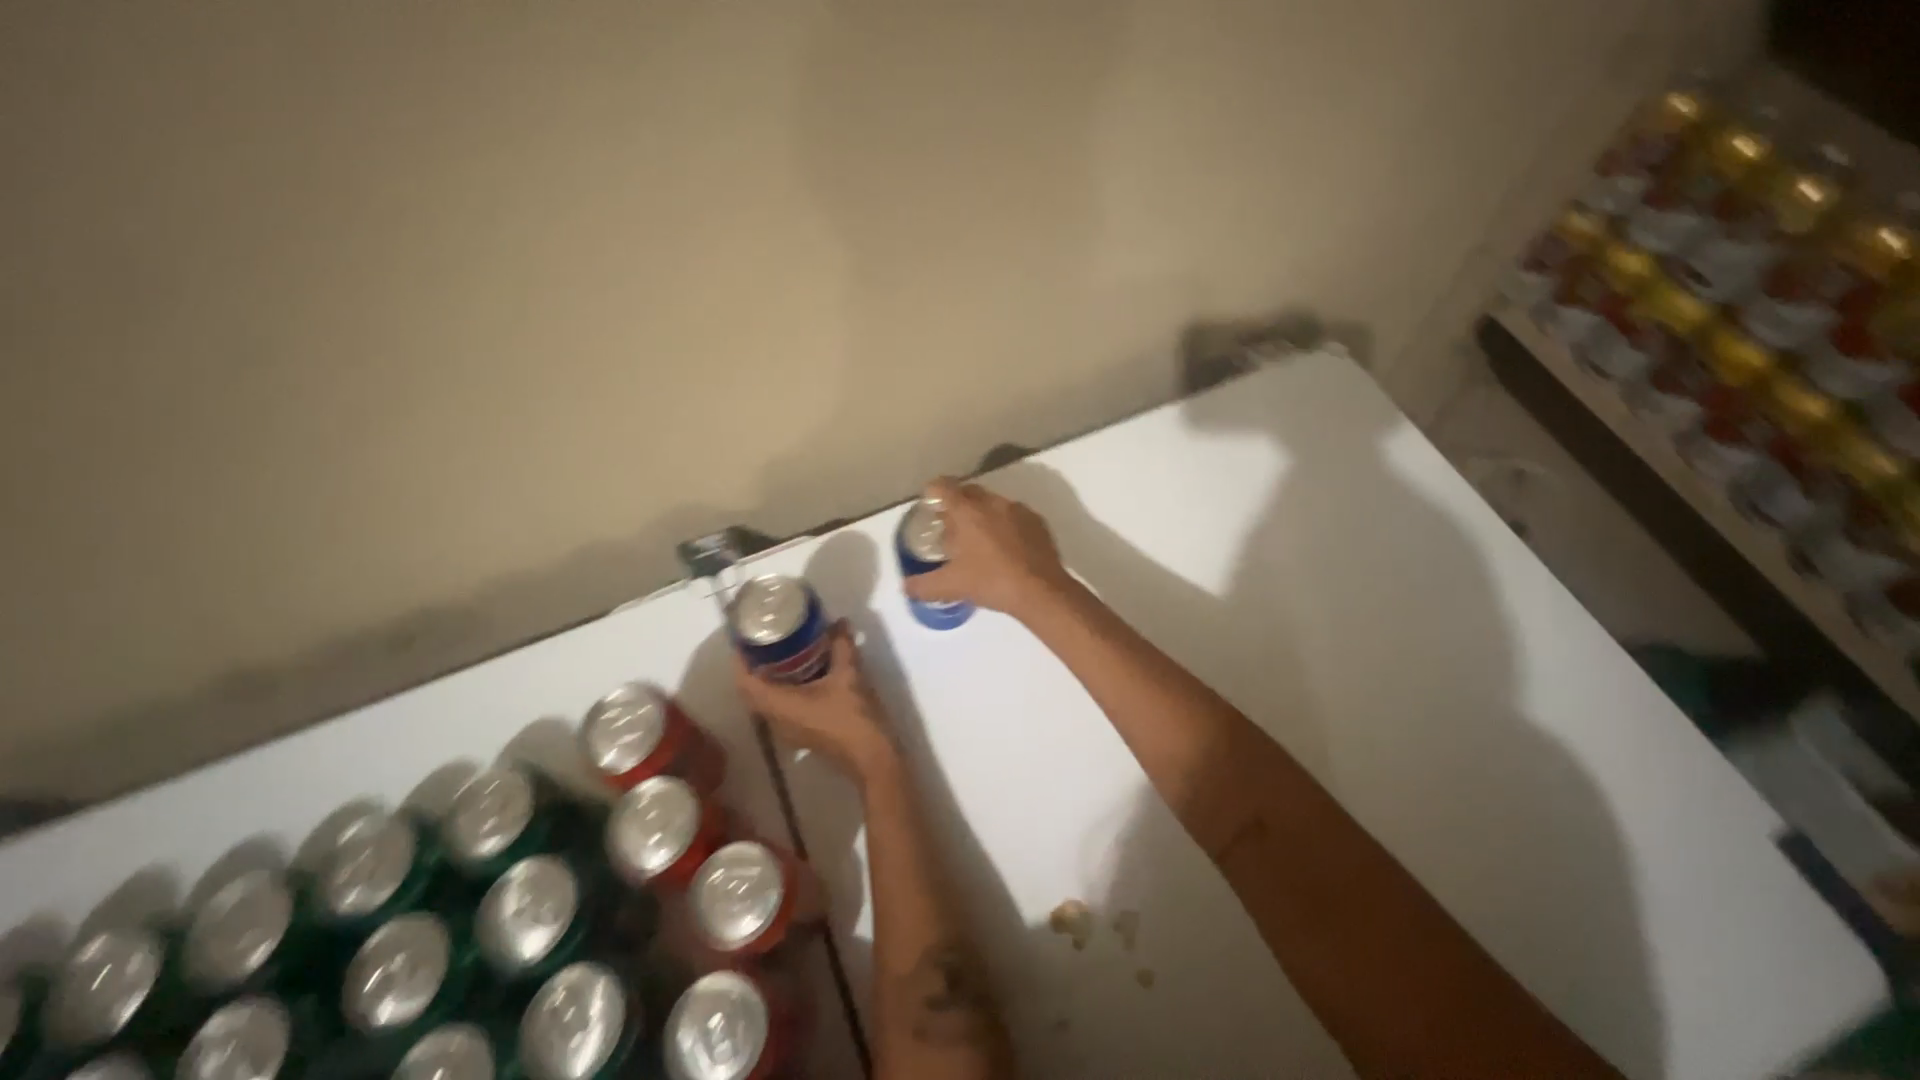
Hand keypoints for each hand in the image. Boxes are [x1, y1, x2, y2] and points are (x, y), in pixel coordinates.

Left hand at [732, 619, 898, 782]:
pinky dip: (781, 692)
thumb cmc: (853, 716)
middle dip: (751, 669)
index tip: (744, 639)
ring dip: (766, 682)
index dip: (739, 661)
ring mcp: (787, 731)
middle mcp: (776, 720)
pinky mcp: (801, 735)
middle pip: (750, 694)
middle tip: (762, 643)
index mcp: (779, 705)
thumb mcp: (849, 675)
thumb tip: (839, 621)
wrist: (872, 757)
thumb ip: (841, 645)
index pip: (745, 683)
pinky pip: (780, 710)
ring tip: (779, 656)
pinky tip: (800, 676)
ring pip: (765, 703)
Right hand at [904, 477, 1074, 619]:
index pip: (942, 487)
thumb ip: (923, 585)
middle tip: (951, 529)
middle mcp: (992, 502)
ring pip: (993, 503)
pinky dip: (1005, 526)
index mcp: (967, 511)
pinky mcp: (1037, 522)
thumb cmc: (991, 581)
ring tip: (979, 542)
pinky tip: (1006, 549)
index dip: (932, 492)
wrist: (1041, 591)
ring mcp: (1018, 510)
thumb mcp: (951, 586)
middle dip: (957, 505)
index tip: (929, 505)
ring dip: (982, 515)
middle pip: (968, 492)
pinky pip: (1014, 516)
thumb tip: (906, 586)